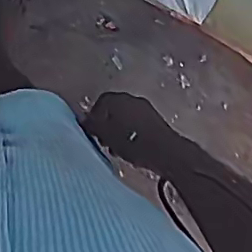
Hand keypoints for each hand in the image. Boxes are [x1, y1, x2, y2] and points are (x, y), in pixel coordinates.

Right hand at [84, 92, 206, 171]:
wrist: (168, 154)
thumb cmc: (132, 144)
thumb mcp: (106, 137)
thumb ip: (93, 126)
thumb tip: (83, 120)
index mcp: (116, 98)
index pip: (99, 104)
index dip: (94, 120)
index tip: (94, 135)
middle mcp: (130, 98)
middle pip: (113, 109)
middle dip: (108, 125)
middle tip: (105, 142)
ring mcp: (145, 108)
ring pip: (126, 117)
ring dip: (120, 130)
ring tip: (119, 149)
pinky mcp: (157, 120)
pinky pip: (138, 124)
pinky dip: (133, 133)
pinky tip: (133, 149)